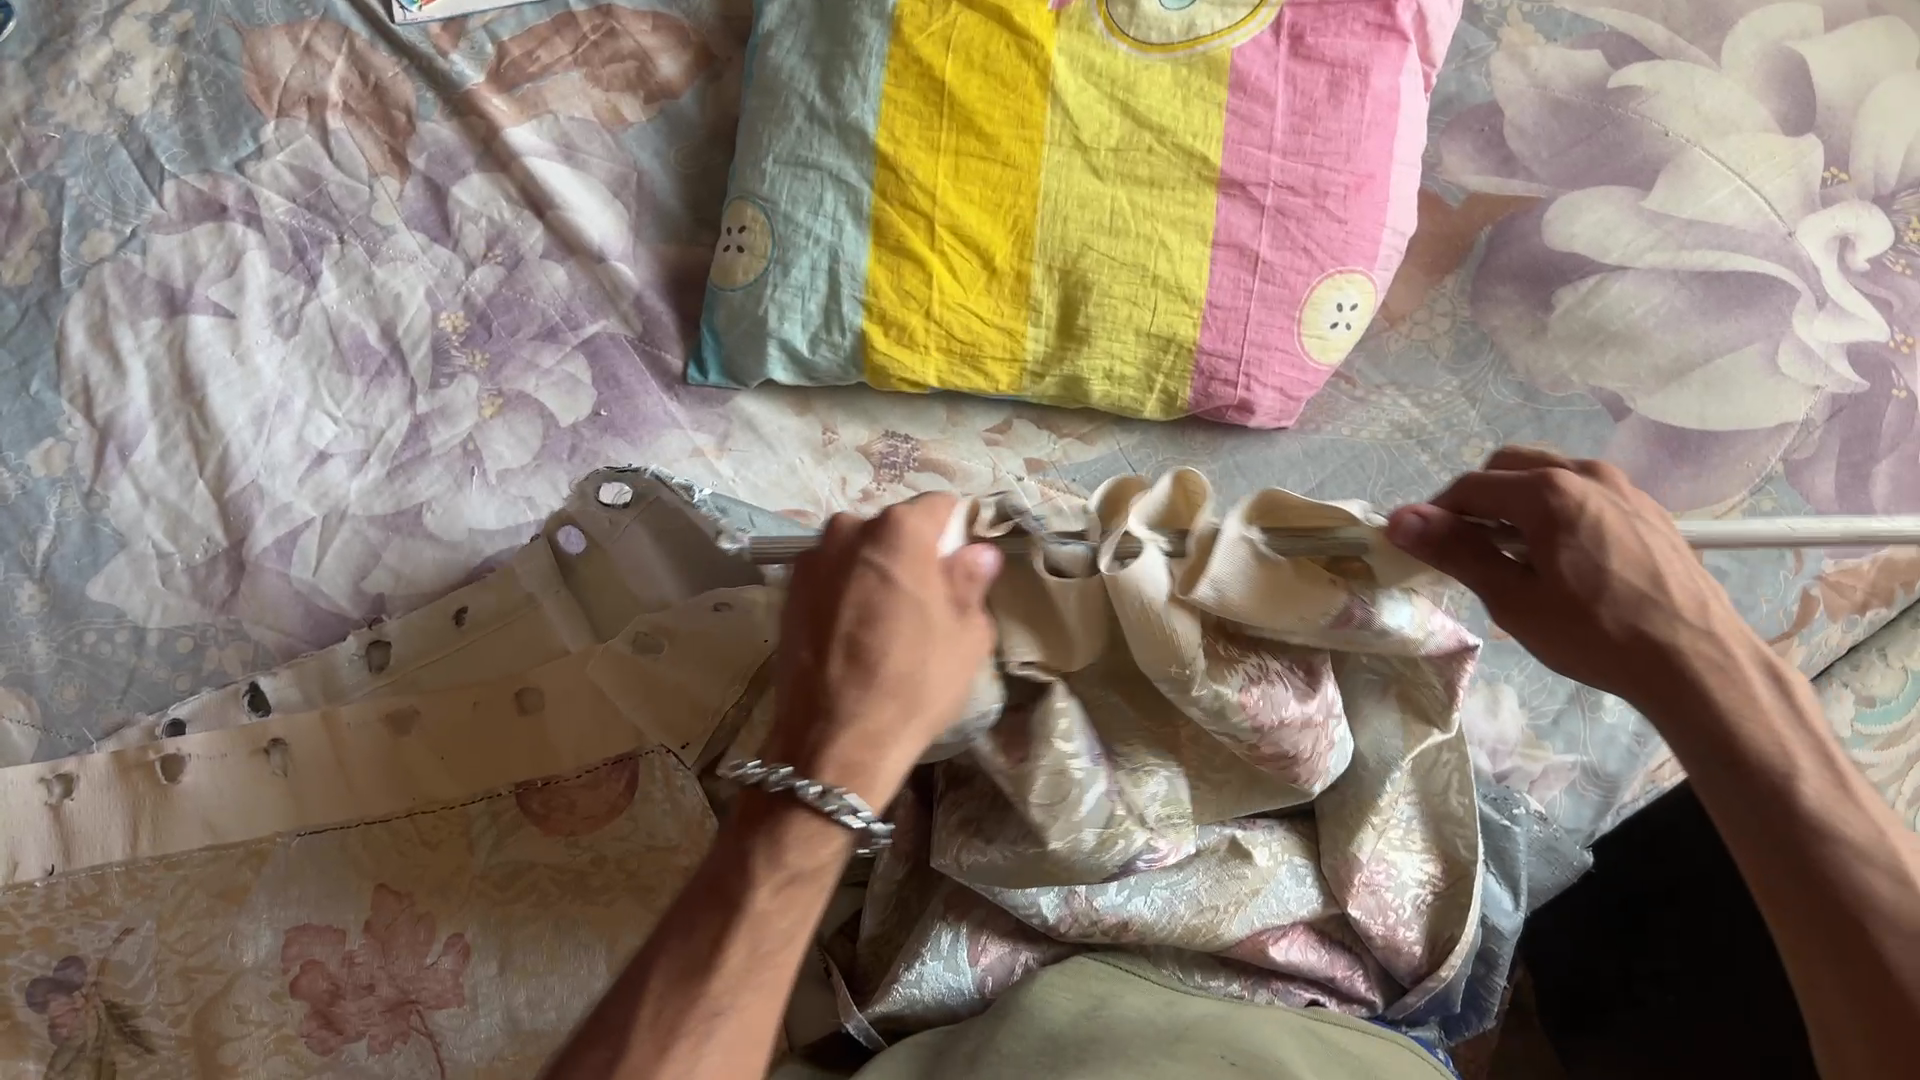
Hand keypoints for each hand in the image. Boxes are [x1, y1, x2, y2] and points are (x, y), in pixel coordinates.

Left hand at [759, 494, 1002, 806]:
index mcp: (899, 530)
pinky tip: (855, 633)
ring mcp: (811, 560)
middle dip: (913, 552)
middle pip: (894, 528)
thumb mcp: (966, 635)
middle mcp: (848, 530)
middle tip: (926, 599)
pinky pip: (831, 577)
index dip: (956, 533)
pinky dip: (846, 592)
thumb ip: (970, 582)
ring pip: (858, 551)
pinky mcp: (787, 593)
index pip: (939, 506)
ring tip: (886, 621)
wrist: (834, 740)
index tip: (961, 566)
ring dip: (876, 571)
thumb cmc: (913, 684)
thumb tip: (977, 553)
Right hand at [1385, 447, 1758, 704]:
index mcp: (1548, 492)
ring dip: (1515, 504)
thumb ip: (1454, 549)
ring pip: (1547, 476)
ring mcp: (1624, 490)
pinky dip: (1553, 512)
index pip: (1468, 488)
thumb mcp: (1510, 597)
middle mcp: (1587, 474)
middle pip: (1507, 467)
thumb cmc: (1595, 633)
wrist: (1700, 663)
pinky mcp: (1648, 511)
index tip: (1425, 548)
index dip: (1435, 516)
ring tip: (1512, 554)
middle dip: (1476, 501)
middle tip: (1466, 549)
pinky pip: (1582, 494)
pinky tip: (1558, 559)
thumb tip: (1399, 519)